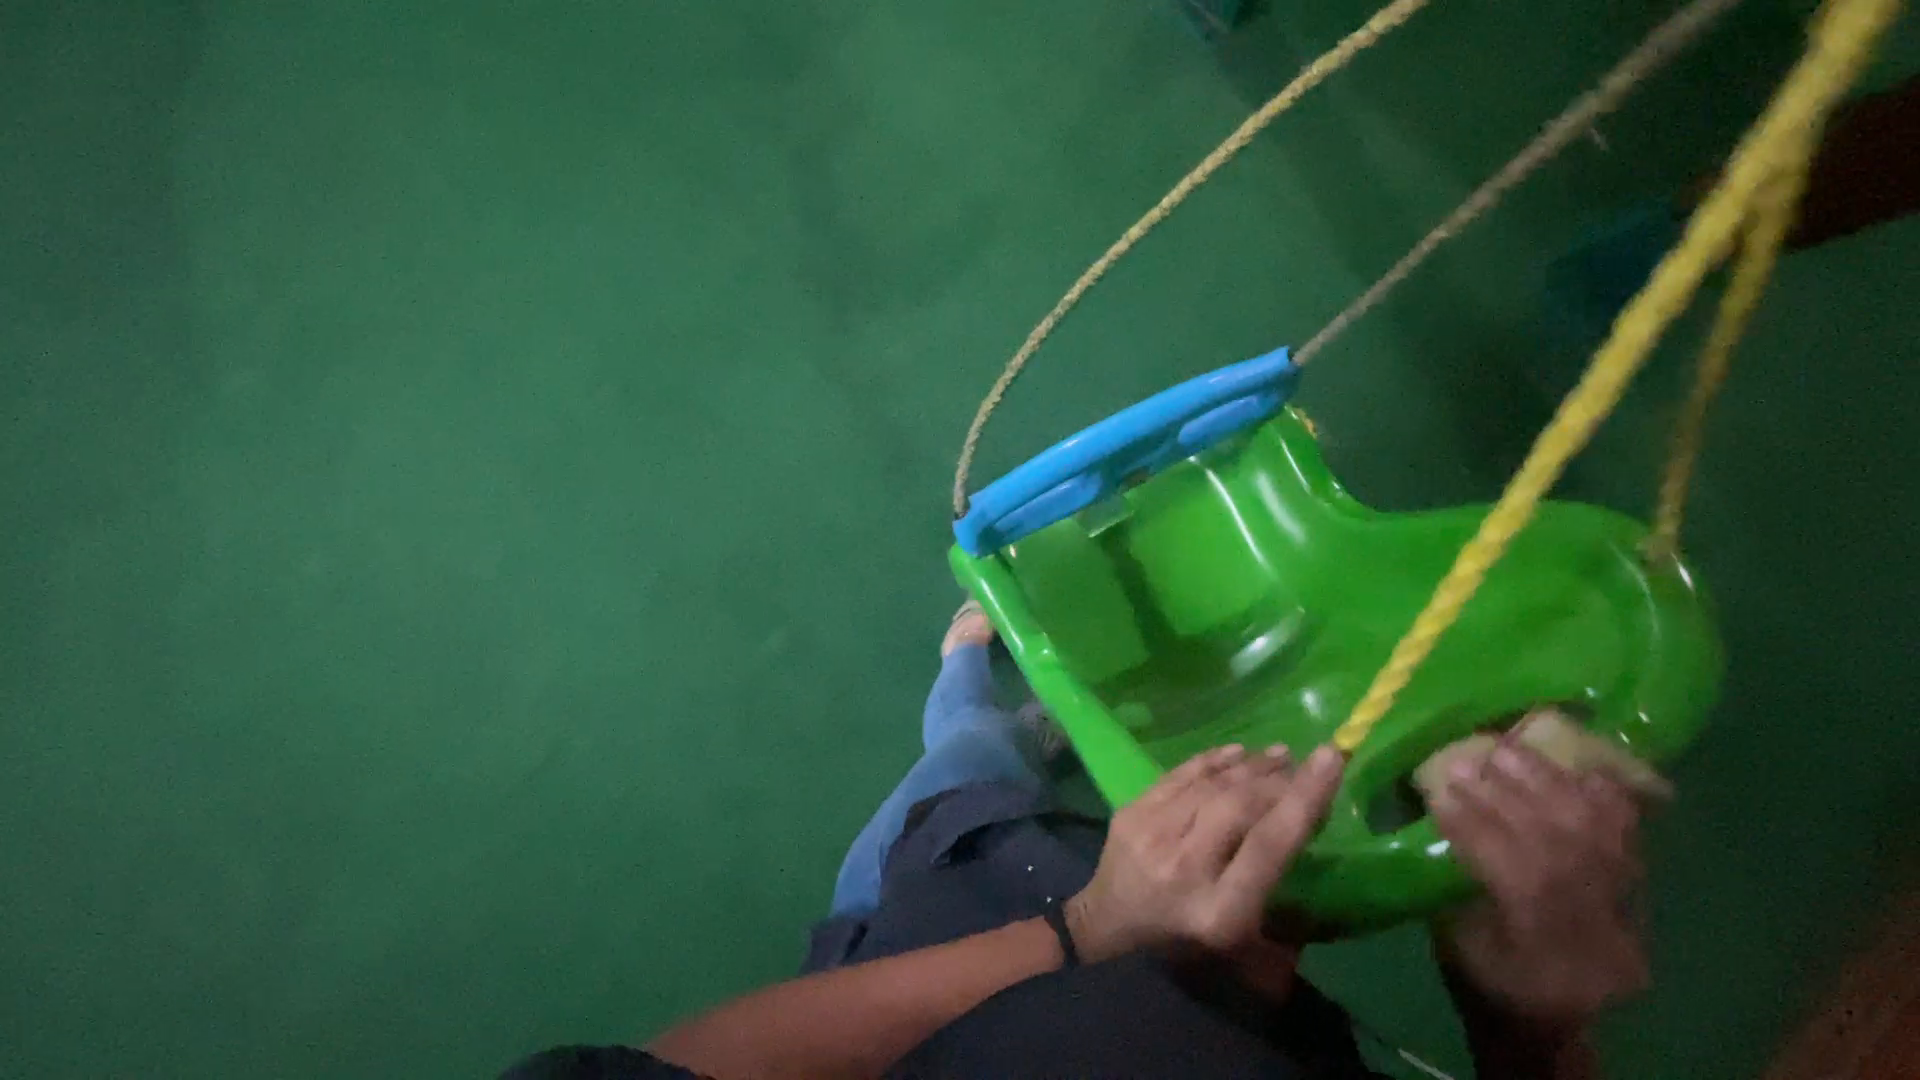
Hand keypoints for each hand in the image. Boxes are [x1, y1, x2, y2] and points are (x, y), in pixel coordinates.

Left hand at [1065, 742, 1344, 962]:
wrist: (1110, 925)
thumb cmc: (1185, 941)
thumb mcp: (1242, 940)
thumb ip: (1277, 891)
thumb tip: (1308, 819)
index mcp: (1220, 911)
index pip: (1270, 844)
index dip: (1304, 799)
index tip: (1332, 759)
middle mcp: (1184, 867)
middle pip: (1240, 807)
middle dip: (1280, 779)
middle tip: (1309, 761)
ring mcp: (1152, 834)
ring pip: (1210, 786)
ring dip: (1250, 766)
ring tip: (1279, 755)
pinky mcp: (1131, 812)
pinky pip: (1179, 775)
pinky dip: (1211, 761)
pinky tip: (1237, 753)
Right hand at [1430, 739, 1650, 1024]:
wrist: (1545, 1022)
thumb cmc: (1483, 982)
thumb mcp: (1456, 942)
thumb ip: (1455, 880)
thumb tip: (1441, 811)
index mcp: (1550, 960)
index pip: (1523, 880)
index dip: (1477, 828)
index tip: (1438, 789)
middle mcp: (1605, 938)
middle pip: (1564, 852)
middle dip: (1510, 797)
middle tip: (1469, 757)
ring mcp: (1631, 917)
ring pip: (1596, 838)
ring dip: (1550, 785)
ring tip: (1507, 749)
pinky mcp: (1641, 898)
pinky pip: (1628, 839)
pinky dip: (1603, 798)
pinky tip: (1574, 767)